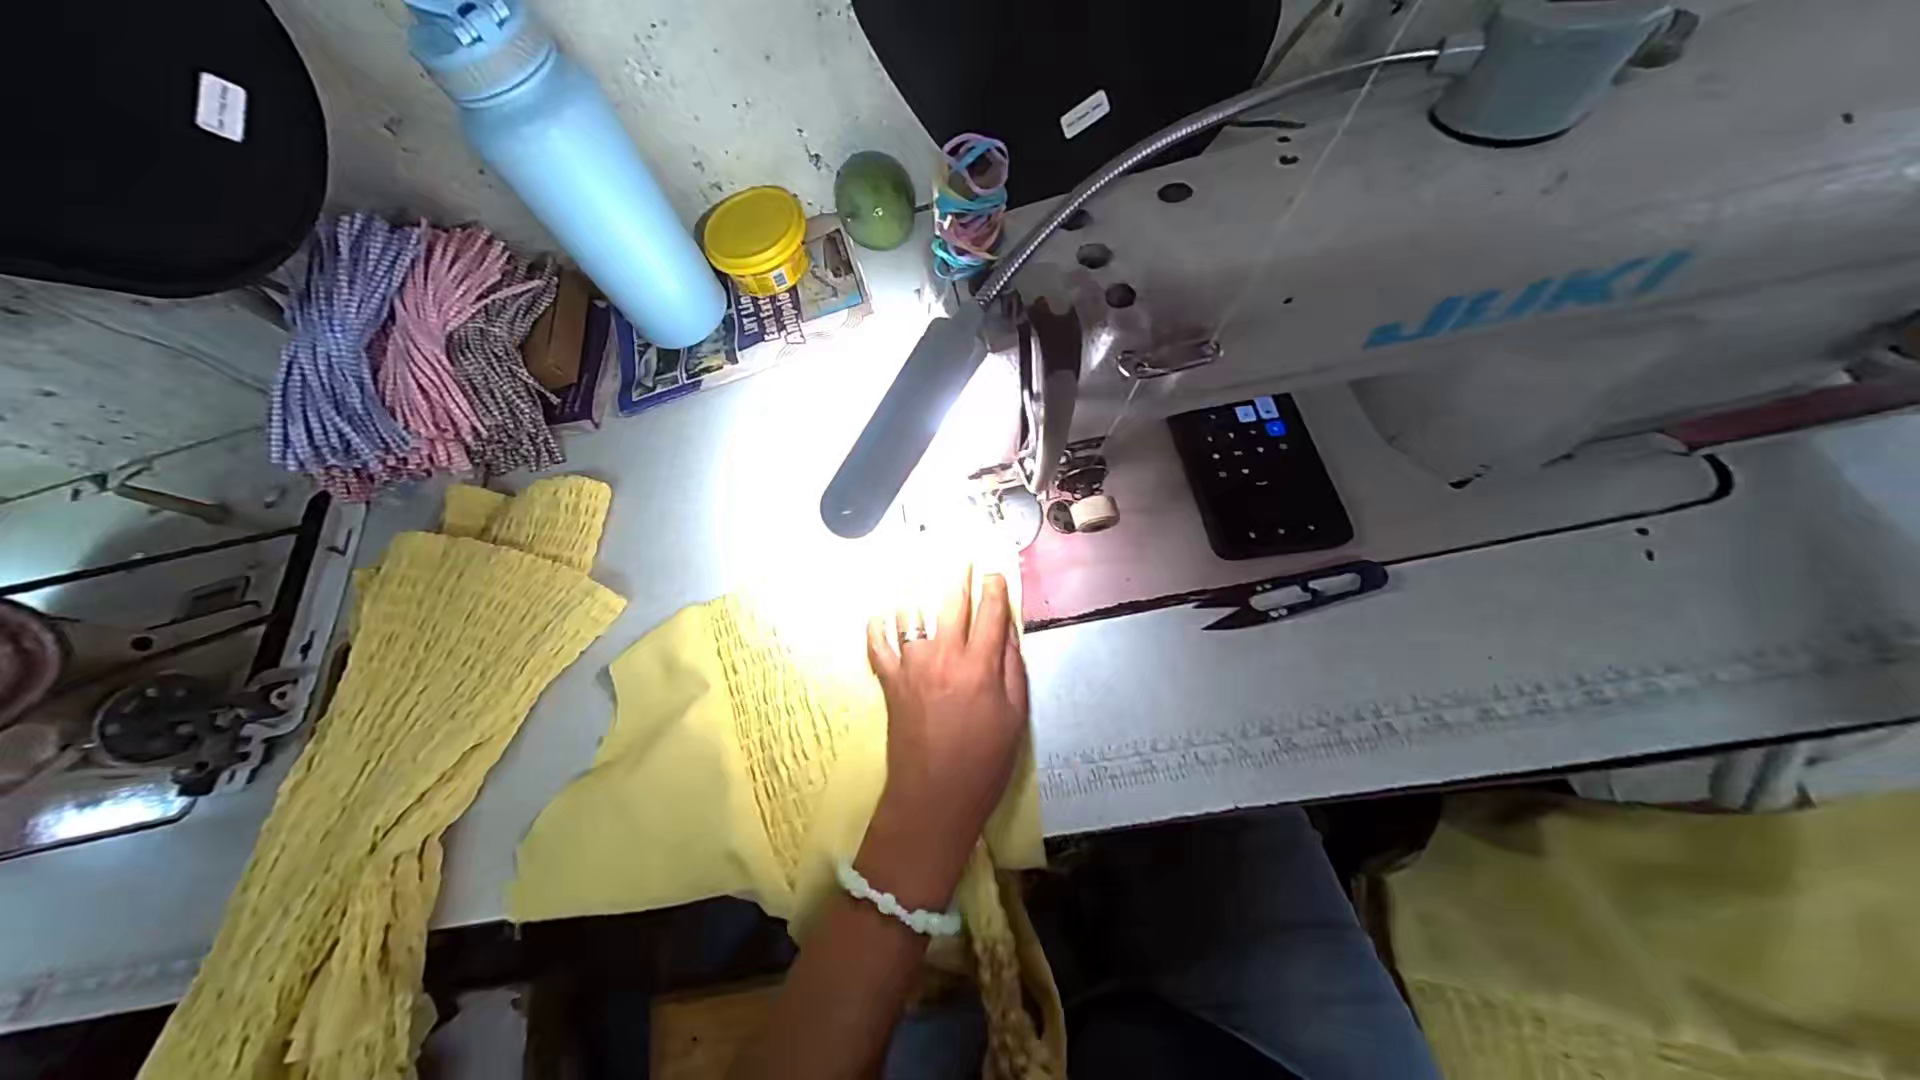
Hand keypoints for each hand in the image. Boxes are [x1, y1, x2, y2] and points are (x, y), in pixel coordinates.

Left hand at [862, 567, 1028, 905]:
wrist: (934, 797)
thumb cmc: (983, 761)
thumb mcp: (1014, 716)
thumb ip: (1011, 668)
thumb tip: (1007, 631)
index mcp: (979, 667)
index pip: (990, 613)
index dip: (995, 589)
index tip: (995, 574)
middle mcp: (944, 657)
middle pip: (951, 603)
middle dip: (960, 578)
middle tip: (964, 562)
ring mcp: (912, 667)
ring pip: (913, 615)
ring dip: (921, 595)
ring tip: (925, 579)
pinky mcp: (890, 682)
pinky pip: (878, 644)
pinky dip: (879, 627)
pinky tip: (884, 616)